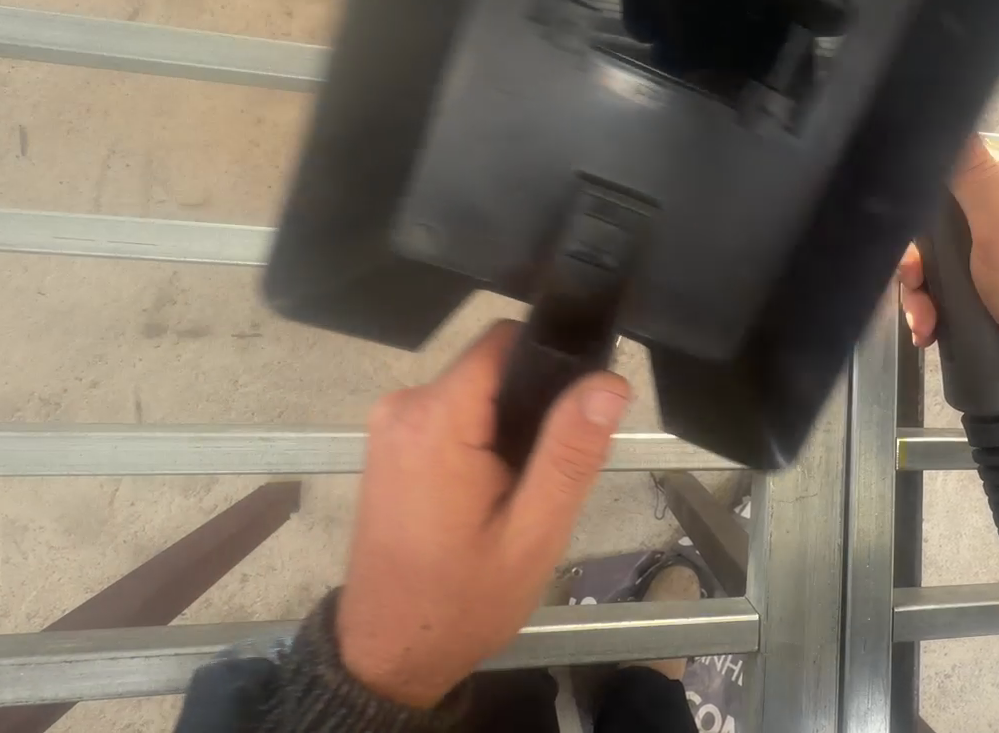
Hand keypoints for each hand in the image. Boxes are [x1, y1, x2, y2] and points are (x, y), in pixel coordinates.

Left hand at [337, 322, 630, 705]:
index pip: (507, 340)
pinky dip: (486, 434)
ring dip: (511, 421)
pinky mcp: (393, 441)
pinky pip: (457, 410)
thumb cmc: (462, 600)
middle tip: (552, 465)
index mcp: (437, 418)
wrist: (389, 657)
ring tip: (526, 481)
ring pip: (480, 387)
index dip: (552, 360)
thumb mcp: (534, 533)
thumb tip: (608, 383)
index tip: (578, 405)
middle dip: (534, 400)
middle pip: (495, 364)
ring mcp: (393, 422)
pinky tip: (496, 483)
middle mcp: (405, 405)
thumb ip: (570, 451)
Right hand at [899, 137, 998, 431]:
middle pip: (928, 223)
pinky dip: (931, 311)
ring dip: (919, 294)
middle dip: (913, 261)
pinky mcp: (986, 292)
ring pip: (932, 262)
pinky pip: (943, 291)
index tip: (903, 229)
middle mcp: (995, 215)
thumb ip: (970, 173)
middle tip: (914, 285)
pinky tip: (929, 330)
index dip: (915, 195)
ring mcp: (990, 256)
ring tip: (924, 323)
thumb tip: (945, 115)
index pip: (943, 169)